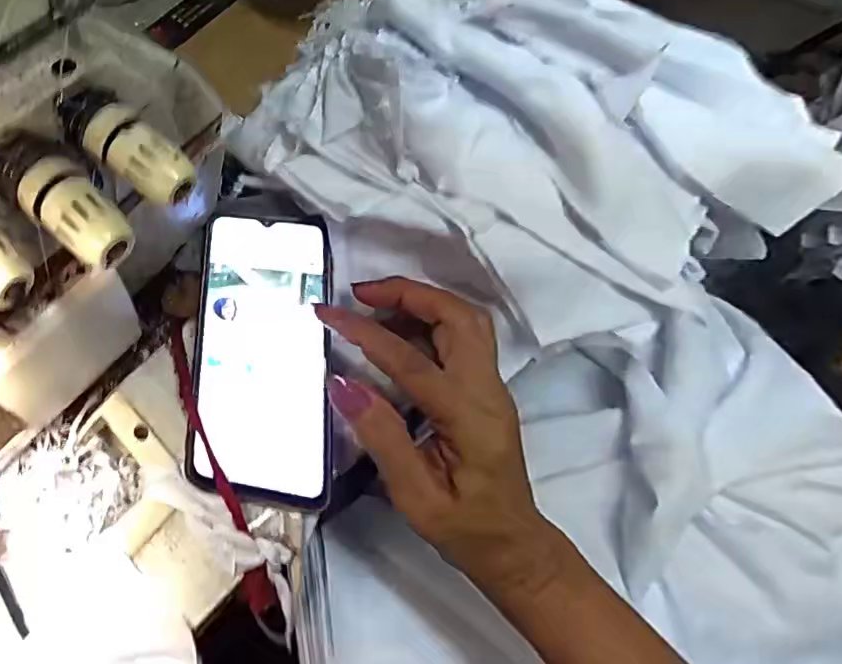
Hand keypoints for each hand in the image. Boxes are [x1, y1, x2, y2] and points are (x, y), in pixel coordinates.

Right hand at [318, 278, 569, 596]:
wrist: (515, 548)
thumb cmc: (464, 528)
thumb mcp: (415, 497)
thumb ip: (381, 437)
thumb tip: (341, 384)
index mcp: (469, 418)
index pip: (412, 360)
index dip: (365, 332)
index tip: (326, 314)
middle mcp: (488, 391)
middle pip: (459, 316)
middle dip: (407, 293)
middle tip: (359, 294)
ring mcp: (490, 386)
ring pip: (463, 318)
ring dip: (417, 301)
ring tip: (370, 306)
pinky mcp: (484, 386)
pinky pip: (459, 333)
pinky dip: (423, 317)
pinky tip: (391, 330)